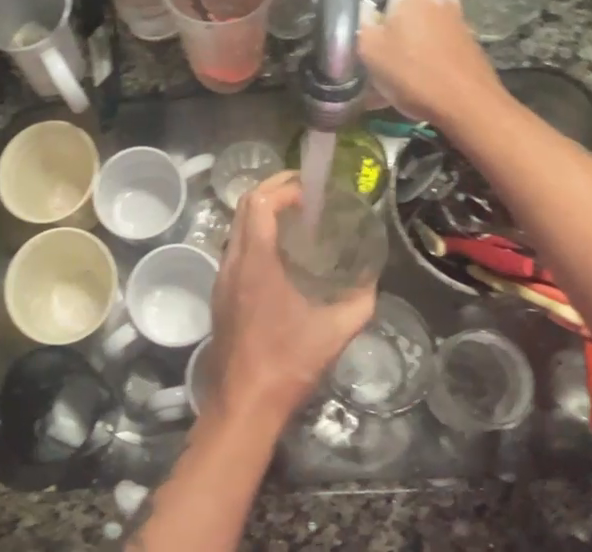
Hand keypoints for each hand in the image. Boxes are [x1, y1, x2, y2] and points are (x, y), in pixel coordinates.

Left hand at [208, 172, 375, 424]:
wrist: (244, 402)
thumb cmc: (288, 363)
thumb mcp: (334, 333)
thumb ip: (358, 302)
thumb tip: (371, 280)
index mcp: (257, 262)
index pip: (260, 203)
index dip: (285, 189)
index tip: (312, 193)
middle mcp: (233, 262)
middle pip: (245, 206)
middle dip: (272, 190)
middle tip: (304, 191)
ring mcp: (222, 278)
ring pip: (237, 227)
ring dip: (262, 212)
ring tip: (295, 217)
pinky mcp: (220, 294)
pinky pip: (235, 248)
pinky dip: (255, 235)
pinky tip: (280, 253)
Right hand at [357, 0, 505, 128]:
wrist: (470, 106)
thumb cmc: (413, 72)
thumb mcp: (369, 47)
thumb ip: (358, 19)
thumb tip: (355, 4)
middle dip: (381, 3)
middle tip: (361, 26)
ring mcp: (456, 17)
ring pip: (418, 12)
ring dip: (399, 25)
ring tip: (381, 52)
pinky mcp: (465, 40)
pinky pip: (432, 32)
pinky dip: (416, 42)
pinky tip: (405, 70)